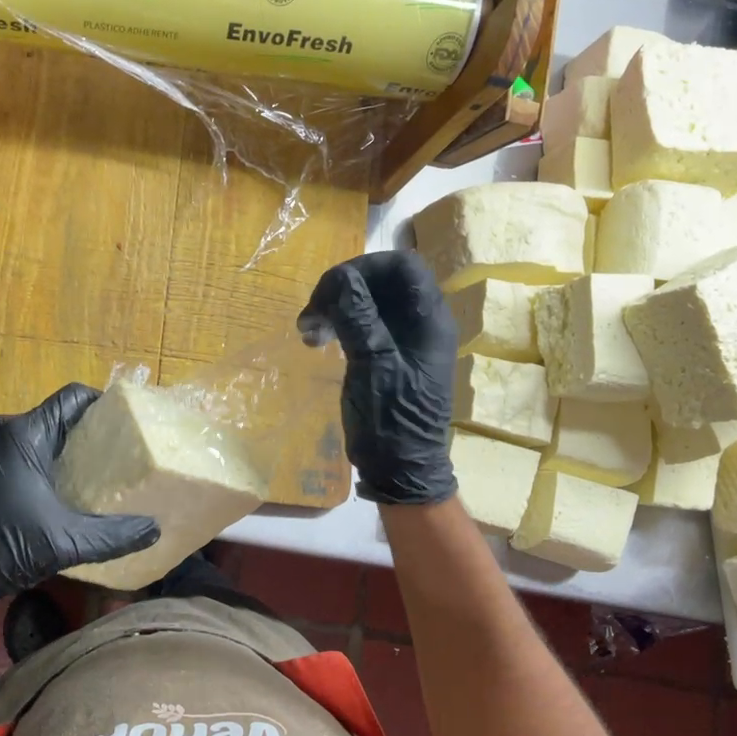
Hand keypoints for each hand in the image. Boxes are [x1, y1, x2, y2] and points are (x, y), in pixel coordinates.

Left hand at [0, 384, 160, 623]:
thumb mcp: (62, 544)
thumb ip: (111, 536)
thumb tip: (154, 529)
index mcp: (23, 433)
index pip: (73, 398)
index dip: (104, 405)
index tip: (127, 425)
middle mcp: (1, 428)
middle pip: (56, 418)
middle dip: (86, 436)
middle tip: (116, 458)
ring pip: (35, 436)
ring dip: (61, 452)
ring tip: (90, 476)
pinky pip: (14, 451)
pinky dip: (37, 464)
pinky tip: (52, 491)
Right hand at [297, 251, 457, 505]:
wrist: (401, 471)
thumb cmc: (391, 420)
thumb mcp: (371, 364)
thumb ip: (357, 317)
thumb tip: (339, 277)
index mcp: (428, 319)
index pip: (402, 265)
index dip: (364, 266)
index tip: (330, 290)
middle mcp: (421, 323)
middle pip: (382, 281)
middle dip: (343, 288)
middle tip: (311, 315)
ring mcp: (406, 341)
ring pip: (369, 303)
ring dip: (336, 308)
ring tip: (308, 332)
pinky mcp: (390, 358)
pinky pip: (365, 326)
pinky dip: (340, 326)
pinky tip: (319, 343)